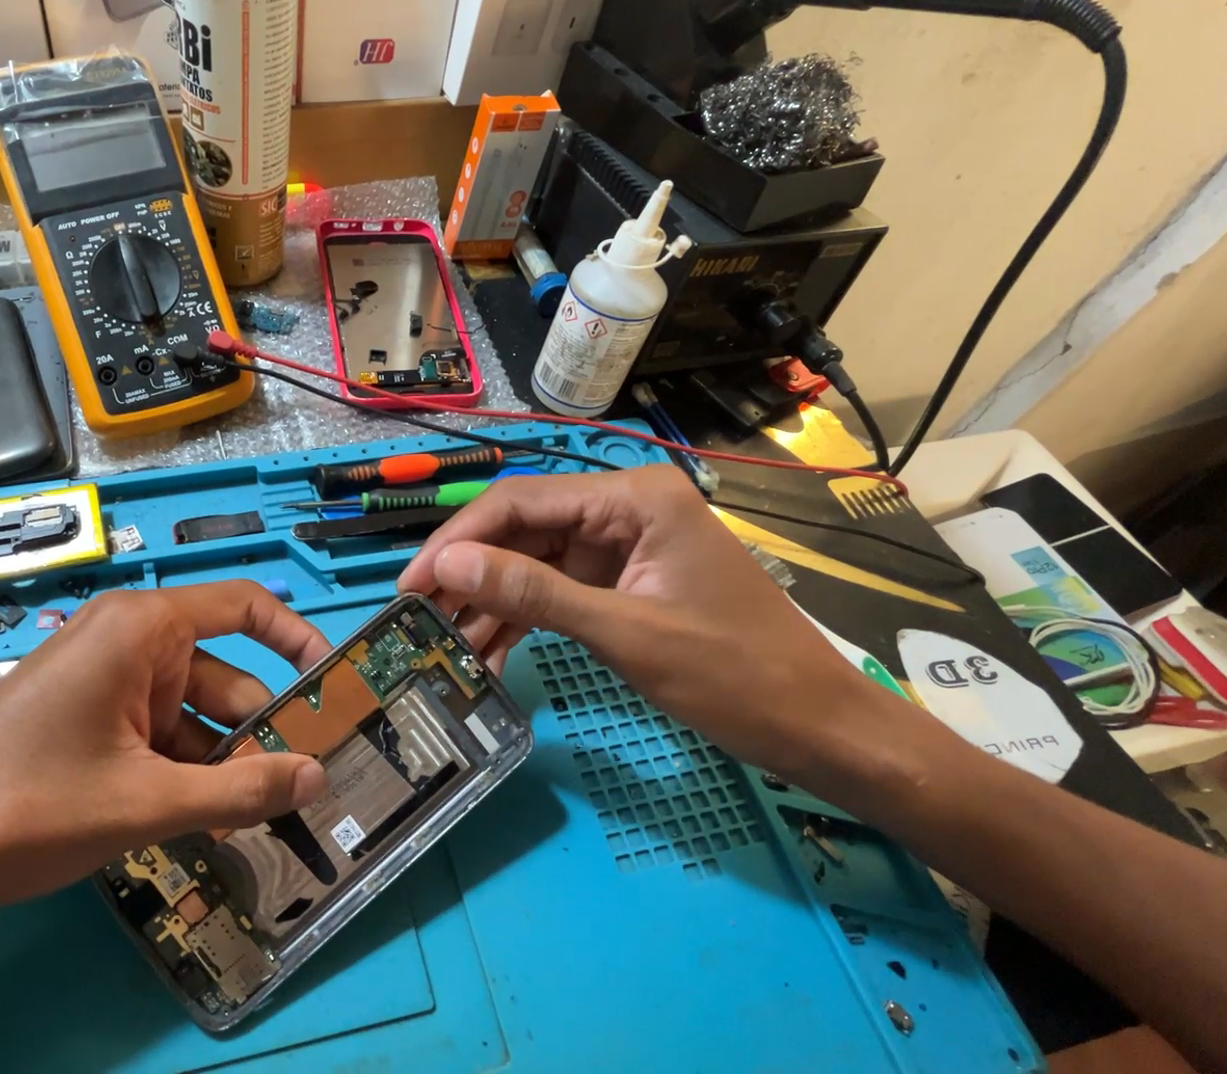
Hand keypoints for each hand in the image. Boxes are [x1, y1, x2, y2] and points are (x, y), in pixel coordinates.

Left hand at [0, 582, 332, 923]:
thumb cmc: (24, 805)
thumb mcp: (143, 804)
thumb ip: (238, 792)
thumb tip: (318, 778)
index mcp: (143, 629)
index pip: (245, 605)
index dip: (298, 637)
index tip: (338, 684)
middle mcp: (130, 644)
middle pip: (226, 676)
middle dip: (265, 731)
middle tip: (315, 785)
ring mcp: (107, 686)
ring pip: (195, 718)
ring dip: (227, 766)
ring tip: (268, 821)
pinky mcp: (91, 723)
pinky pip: (160, 740)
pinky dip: (188, 776)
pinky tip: (212, 825)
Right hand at [397, 468, 935, 782]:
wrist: (816, 727)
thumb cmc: (734, 675)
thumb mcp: (625, 633)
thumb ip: (533, 593)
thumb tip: (447, 565)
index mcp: (634, 498)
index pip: (521, 503)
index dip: (458, 542)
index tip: (410, 584)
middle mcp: (624, 510)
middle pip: (522, 532)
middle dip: (469, 577)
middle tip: (417, 622)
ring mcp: (623, 547)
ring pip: (533, 565)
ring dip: (490, 606)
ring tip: (445, 649)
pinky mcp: (624, 583)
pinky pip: (557, 592)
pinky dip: (523, 622)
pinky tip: (487, 655)